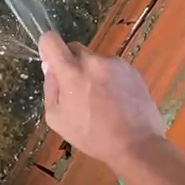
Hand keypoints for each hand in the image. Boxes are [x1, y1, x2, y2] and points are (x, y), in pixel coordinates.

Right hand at [38, 32, 164, 167]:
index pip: (50, 39)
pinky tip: (116, 100)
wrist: (137, 144)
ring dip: (92, 72)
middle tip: (77, 89)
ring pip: (94, 60)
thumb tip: (50, 67)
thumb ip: (50, 88)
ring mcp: (115, 63)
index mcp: (71, 71)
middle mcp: (93, 61)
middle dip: (71, 64)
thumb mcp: (57, 118)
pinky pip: (112, 67)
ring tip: (101, 99)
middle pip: (73, 48)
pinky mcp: (132, 70)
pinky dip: (110, 78)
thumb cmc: (92, 135)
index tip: (52, 64)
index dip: (47, 48)